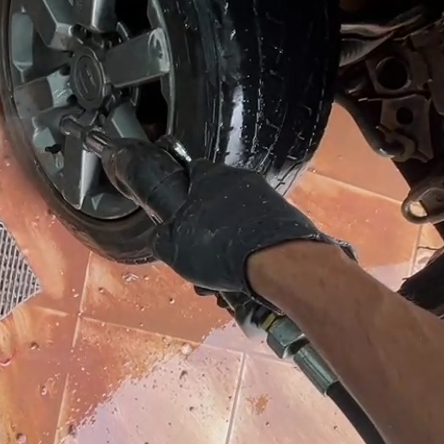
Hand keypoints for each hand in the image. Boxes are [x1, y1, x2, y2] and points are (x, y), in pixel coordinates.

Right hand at [149, 163, 351, 302]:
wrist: (273, 261)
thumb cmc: (216, 247)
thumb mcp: (170, 247)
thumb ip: (159, 237)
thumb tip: (158, 236)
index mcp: (211, 177)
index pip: (193, 170)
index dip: (183, 187)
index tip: (178, 207)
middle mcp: (242, 179)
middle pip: (216, 199)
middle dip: (205, 225)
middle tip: (197, 252)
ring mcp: (267, 197)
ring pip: (236, 219)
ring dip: (225, 243)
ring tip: (217, 274)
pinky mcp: (285, 219)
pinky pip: (256, 233)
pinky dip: (247, 251)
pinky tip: (239, 274)